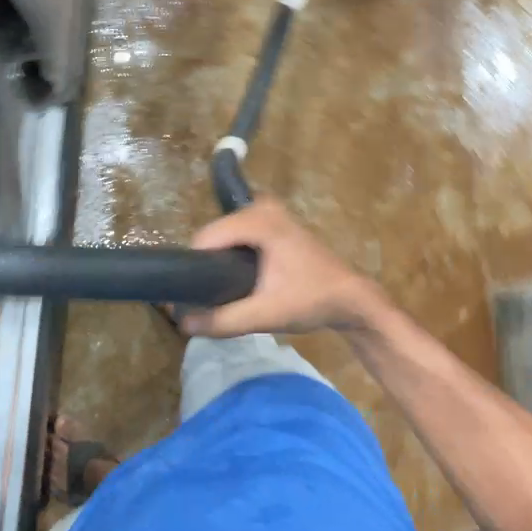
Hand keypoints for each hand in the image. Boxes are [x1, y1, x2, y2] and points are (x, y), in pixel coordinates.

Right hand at [181, 201, 383, 336]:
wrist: (349, 297)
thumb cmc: (311, 300)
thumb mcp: (265, 315)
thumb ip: (223, 320)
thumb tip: (182, 323)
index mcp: (260, 220)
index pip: (207, 237)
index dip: (191, 266)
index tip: (186, 297)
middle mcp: (262, 207)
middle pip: (214, 234)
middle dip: (205, 264)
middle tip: (206, 297)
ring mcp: (269, 211)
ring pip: (225, 234)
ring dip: (218, 260)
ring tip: (219, 292)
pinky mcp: (273, 221)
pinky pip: (238, 234)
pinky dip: (232, 254)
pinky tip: (234, 280)